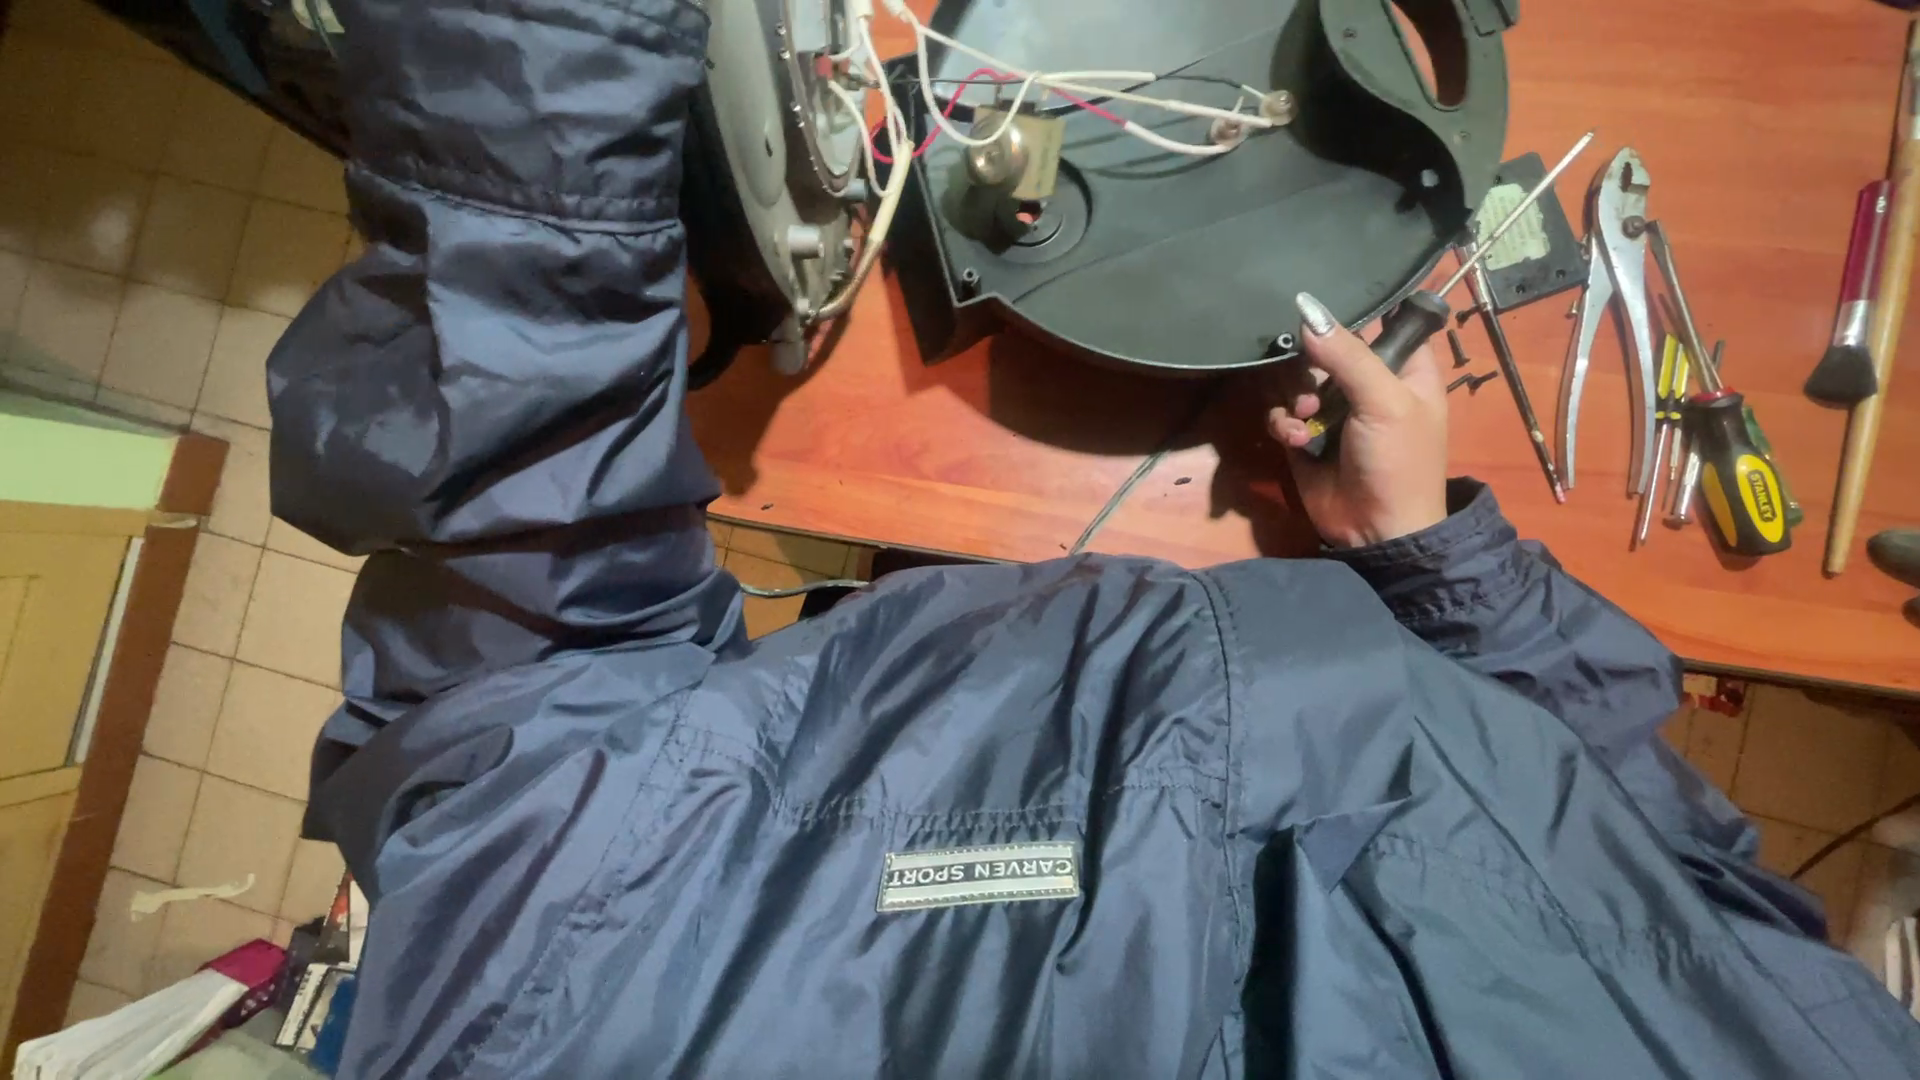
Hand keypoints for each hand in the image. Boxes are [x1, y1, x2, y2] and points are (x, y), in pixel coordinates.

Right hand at [1267, 293, 1448, 548]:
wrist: (1375, 529)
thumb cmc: (1398, 461)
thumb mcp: (1382, 401)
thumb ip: (1346, 354)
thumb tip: (1306, 308)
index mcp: (1403, 367)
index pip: (1380, 320)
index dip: (1352, 313)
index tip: (1319, 312)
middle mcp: (1366, 383)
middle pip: (1325, 348)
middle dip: (1309, 365)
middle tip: (1311, 386)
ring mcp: (1332, 411)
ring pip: (1296, 379)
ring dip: (1293, 398)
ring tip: (1303, 419)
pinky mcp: (1304, 436)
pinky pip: (1281, 413)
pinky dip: (1282, 424)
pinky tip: (1292, 440)